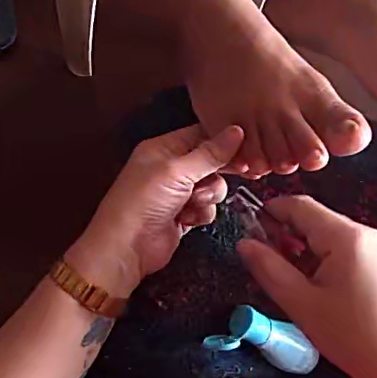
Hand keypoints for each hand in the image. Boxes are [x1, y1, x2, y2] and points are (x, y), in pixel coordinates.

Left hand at [65, 125, 244, 297]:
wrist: (127, 247)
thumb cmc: (145, 201)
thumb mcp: (177, 171)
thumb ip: (209, 153)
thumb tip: (237, 130)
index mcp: (162, 148)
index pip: (200, 135)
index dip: (224, 141)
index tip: (249, 147)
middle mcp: (170, 167)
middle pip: (210, 161)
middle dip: (220, 170)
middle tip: (246, 173)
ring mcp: (177, 192)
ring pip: (212, 186)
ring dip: (208, 195)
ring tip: (193, 202)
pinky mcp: (183, 215)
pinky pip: (207, 207)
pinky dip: (201, 213)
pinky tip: (188, 219)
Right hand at [236, 196, 376, 377]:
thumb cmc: (357, 339)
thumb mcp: (300, 303)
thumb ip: (267, 267)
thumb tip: (246, 244)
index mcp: (347, 237)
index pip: (299, 205)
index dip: (269, 212)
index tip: (249, 228)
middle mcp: (368, 235)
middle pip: (315, 220)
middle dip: (286, 236)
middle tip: (267, 262)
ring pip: (329, 236)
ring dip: (304, 251)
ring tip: (294, 283)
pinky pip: (346, 251)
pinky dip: (325, 261)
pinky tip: (319, 290)